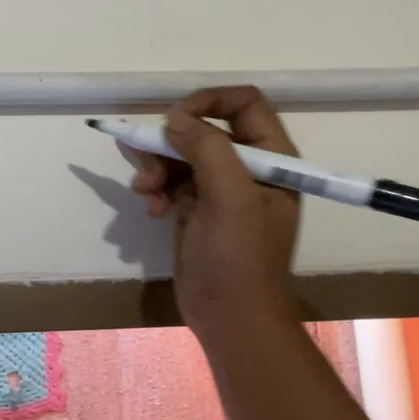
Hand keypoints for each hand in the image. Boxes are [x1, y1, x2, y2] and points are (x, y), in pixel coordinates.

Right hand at [129, 86, 300, 339]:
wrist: (230, 317)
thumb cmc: (239, 259)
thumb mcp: (230, 199)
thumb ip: (207, 149)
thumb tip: (174, 118)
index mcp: (272, 159)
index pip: (244, 104)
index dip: (208, 102)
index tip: (172, 118)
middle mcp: (247, 169)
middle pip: (202, 130)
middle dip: (169, 144)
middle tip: (148, 165)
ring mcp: (219, 191)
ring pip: (180, 156)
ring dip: (156, 169)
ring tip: (146, 194)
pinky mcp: (195, 211)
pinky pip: (170, 183)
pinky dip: (156, 191)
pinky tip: (152, 210)